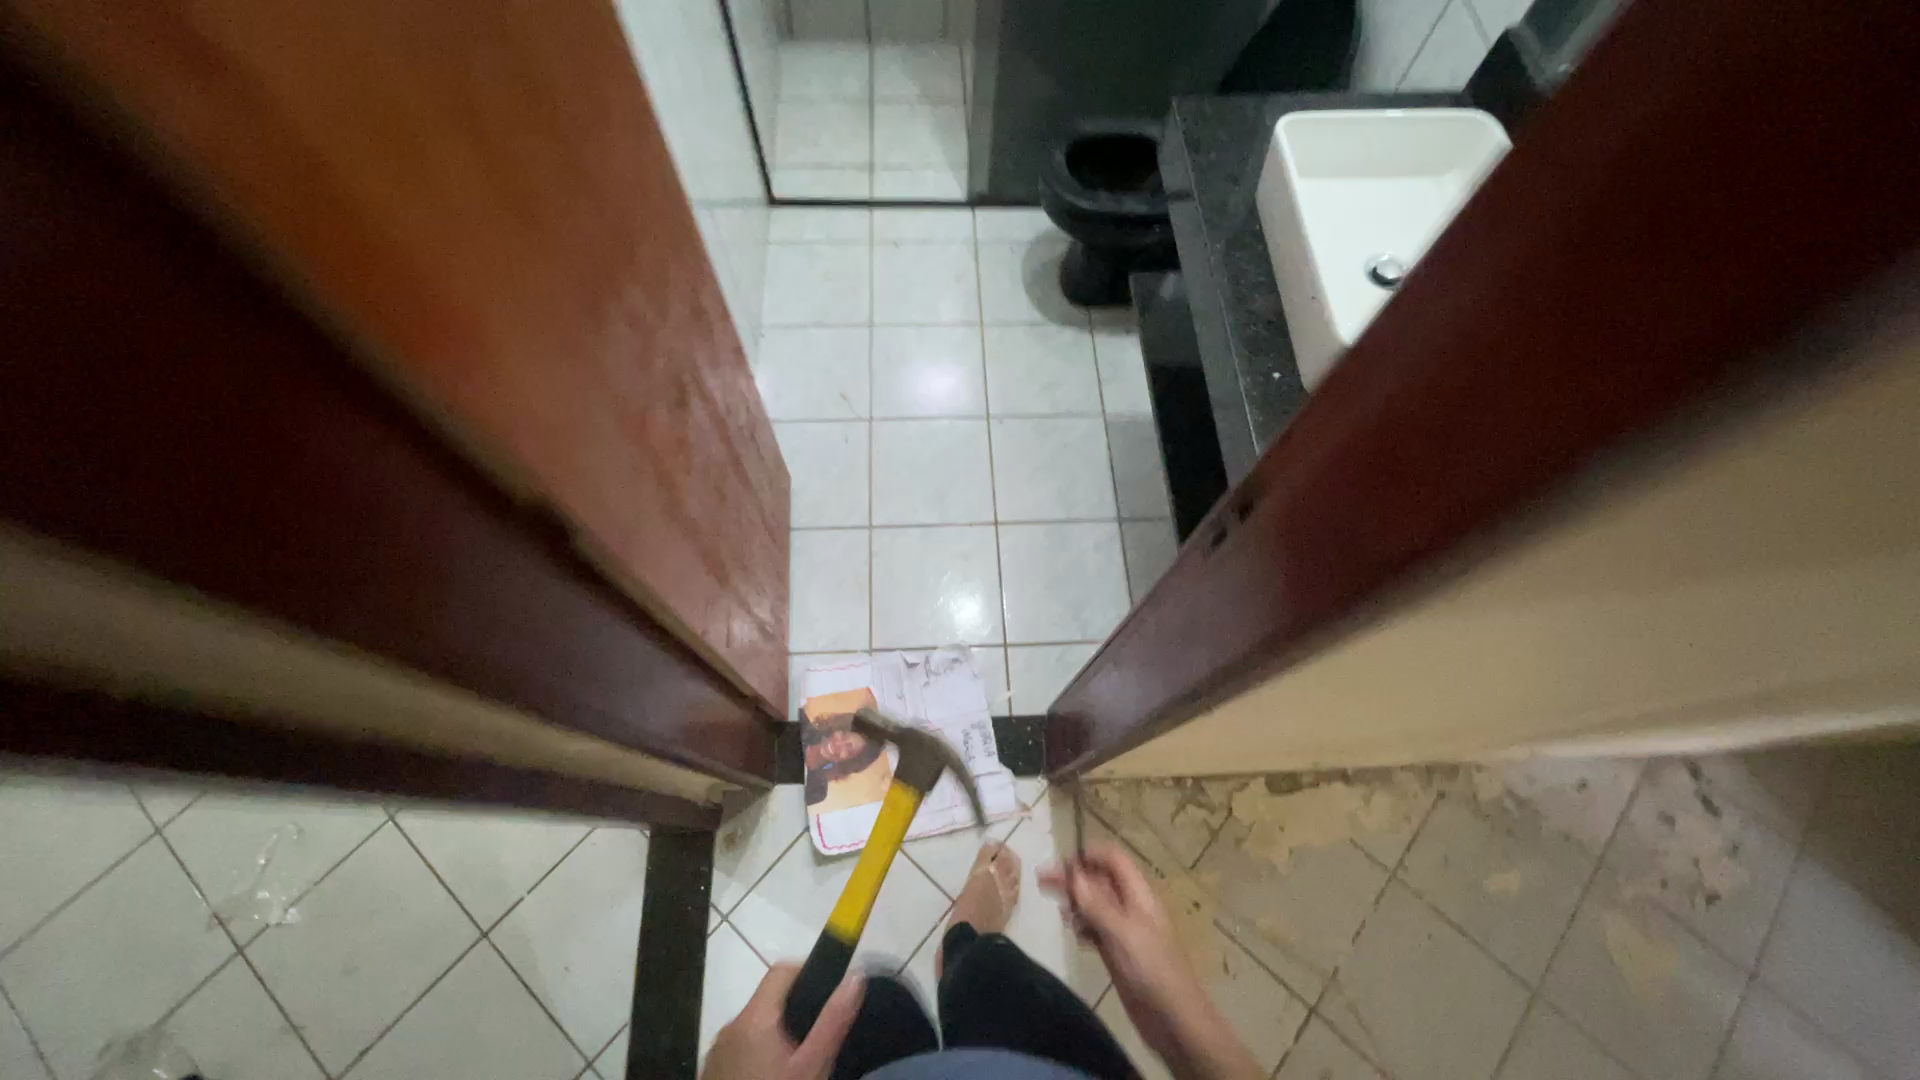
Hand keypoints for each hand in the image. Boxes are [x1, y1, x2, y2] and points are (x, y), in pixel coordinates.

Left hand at [699, 964, 864, 1079]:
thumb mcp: (813, 1066)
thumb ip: (833, 1020)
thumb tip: (857, 976)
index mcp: (754, 1018)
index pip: (782, 971)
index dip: (808, 971)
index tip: (830, 991)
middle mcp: (731, 1026)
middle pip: (769, 999)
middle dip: (797, 1008)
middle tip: (821, 1034)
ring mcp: (718, 1051)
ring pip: (757, 1024)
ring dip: (780, 1031)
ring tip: (802, 1060)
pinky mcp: (713, 1071)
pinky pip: (743, 1046)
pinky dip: (761, 1051)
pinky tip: (775, 1075)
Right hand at [1040, 844, 1259, 1079]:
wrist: (1173, 1019)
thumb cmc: (1151, 969)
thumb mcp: (1122, 933)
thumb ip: (1096, 904)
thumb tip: (1072, 873)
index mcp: (1138, 895)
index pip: (1113, 859)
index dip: (1089, 855)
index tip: (1062, 864)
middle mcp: (1130, 907)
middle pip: (1099, 880)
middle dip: (1074, 879)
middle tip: (1042, 882)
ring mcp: (1124, 930)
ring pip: (1095, 904)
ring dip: (1076, 902)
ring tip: (1059, 911)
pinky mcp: (1117, 952)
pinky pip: (1096, 928)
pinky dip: (1083, 925)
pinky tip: (1075, 934)